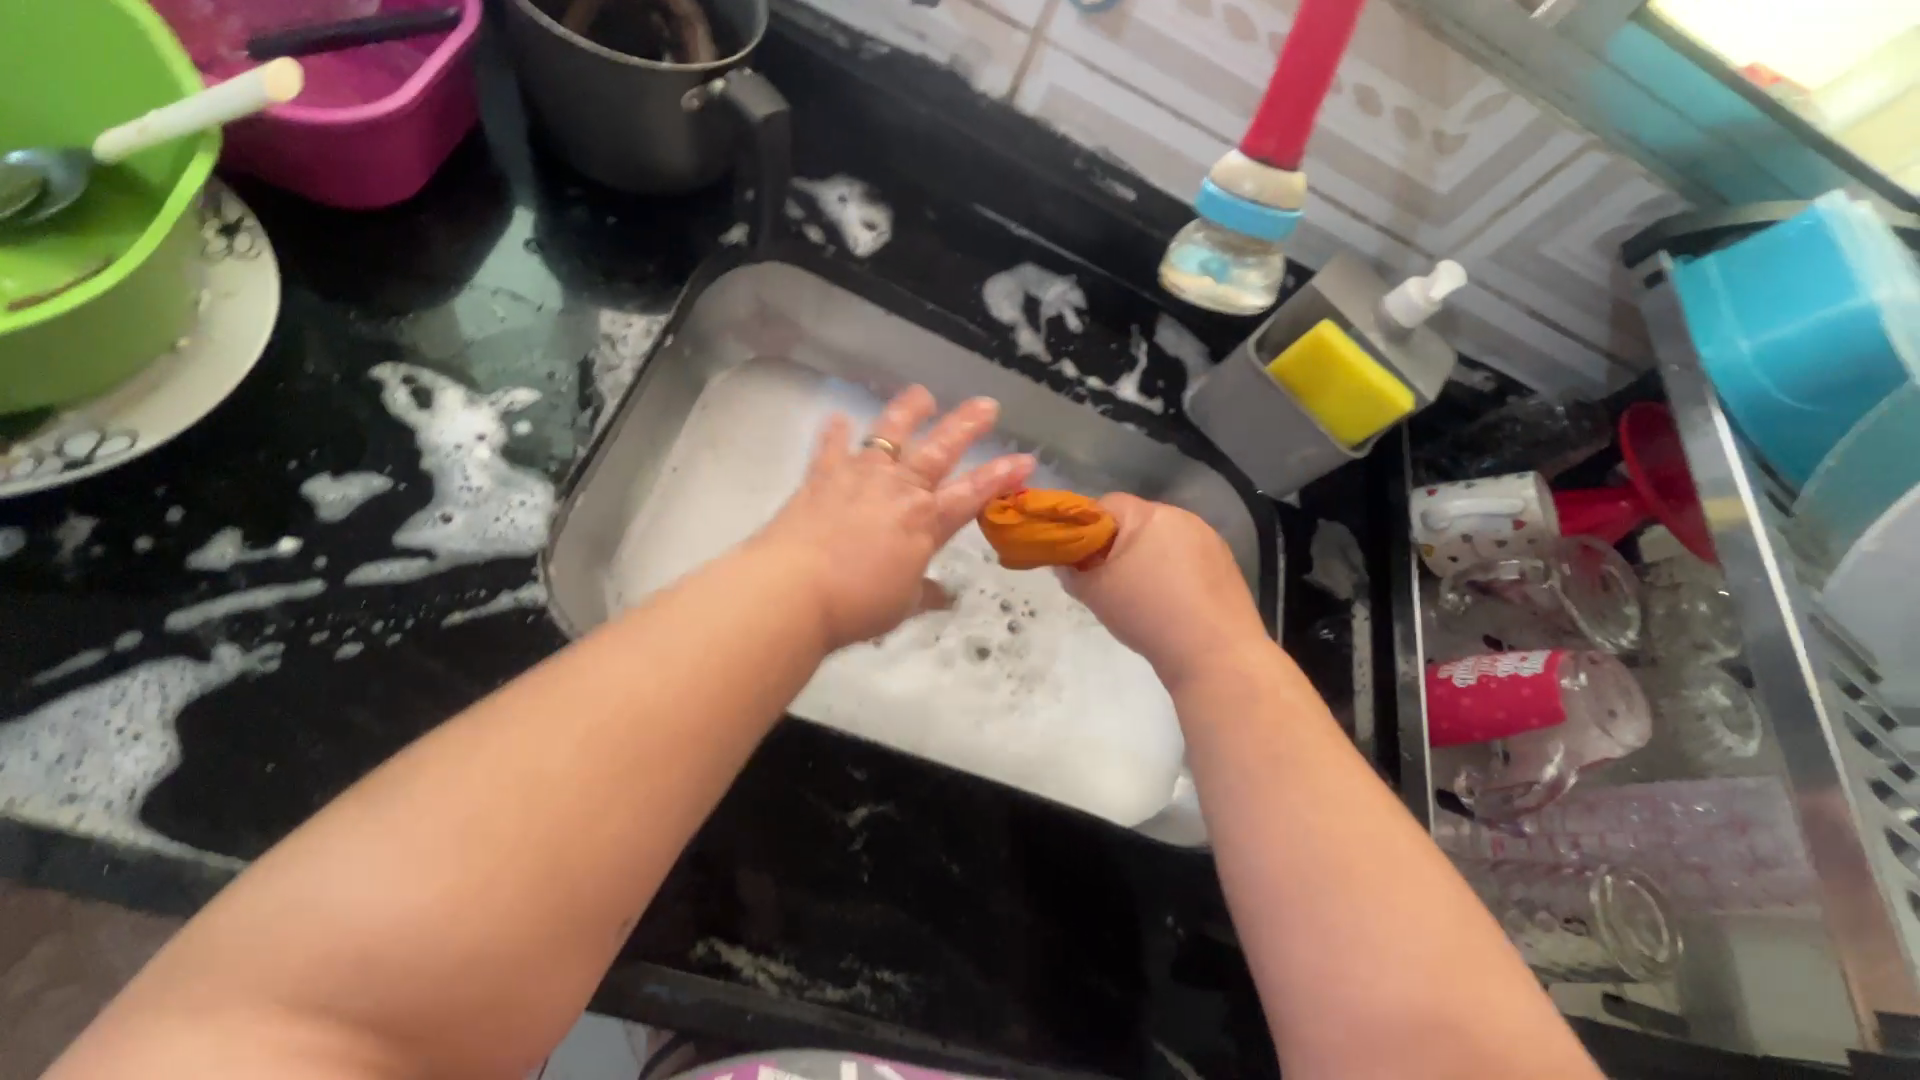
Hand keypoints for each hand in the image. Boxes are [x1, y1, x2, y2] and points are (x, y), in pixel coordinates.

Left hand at [755, 386, 1034, 649]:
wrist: (792, 590)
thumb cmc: (856, 605)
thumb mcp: (900, 606)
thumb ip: (924, 594)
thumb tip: (945, 596)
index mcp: (925, 522)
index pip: (973, 493)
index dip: (1001, 476)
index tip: (1025, 459)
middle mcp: (898, 489)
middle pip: (939, 449)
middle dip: (966, 425)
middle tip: (986, 404)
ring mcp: (859, 477)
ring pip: (889, 434)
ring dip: (908, 411)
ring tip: (921, 393)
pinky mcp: (821, 477)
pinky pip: (831, 448)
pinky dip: (836, 434)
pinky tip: (838, 419)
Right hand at [1059, 494, 1268, 686]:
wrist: (1215, 654)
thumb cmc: (1148, 614)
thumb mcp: (1095, 594)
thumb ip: (1071, 572)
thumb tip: (1064, 563)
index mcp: (1149, 515)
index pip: (1106, 505)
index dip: (1087, 530)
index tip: (1082, 562)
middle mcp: (1183, 517)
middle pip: (1137, 523)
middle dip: (1119, 547)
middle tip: (1109, 584)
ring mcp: (1210, 540)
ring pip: (1164, 542)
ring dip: (1149, 561)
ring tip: (1143, 599)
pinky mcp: (1227, 564)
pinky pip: (1188, 560)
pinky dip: (1175, 575)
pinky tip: (1172, 606)